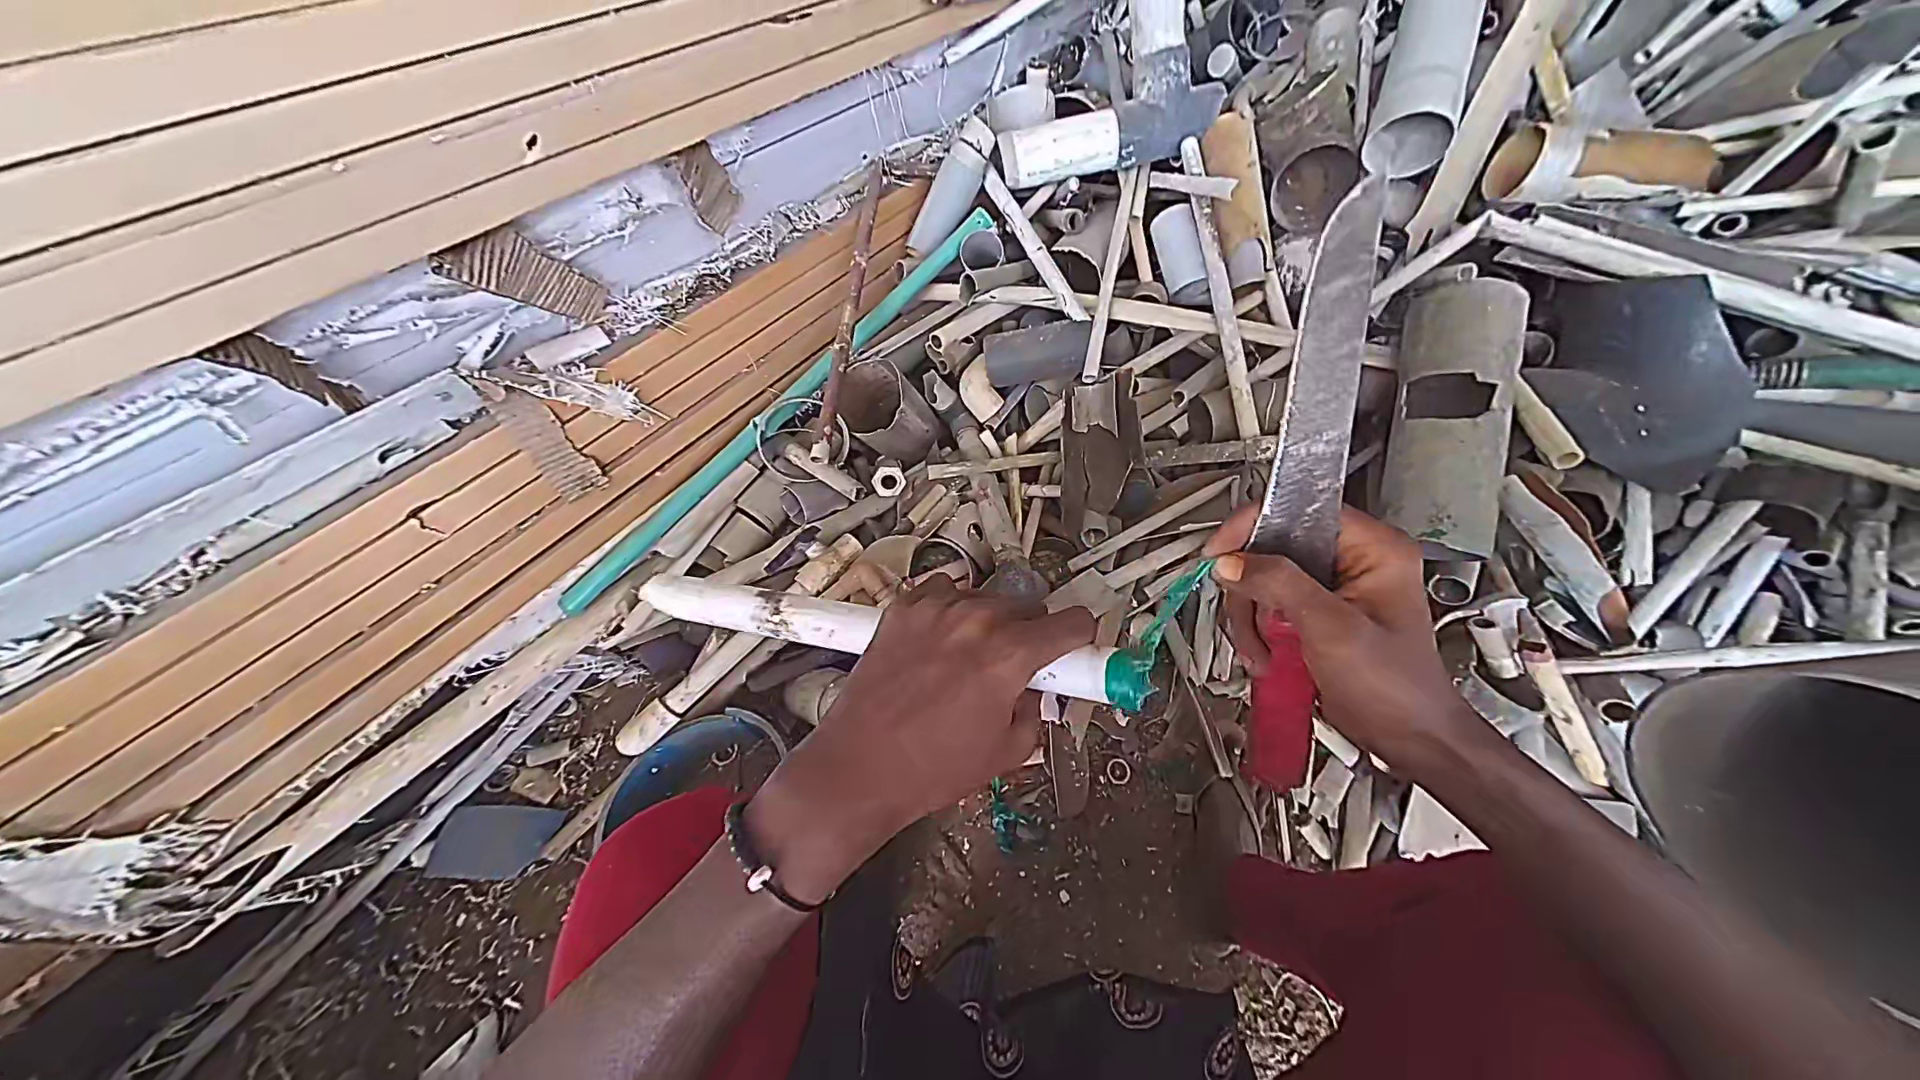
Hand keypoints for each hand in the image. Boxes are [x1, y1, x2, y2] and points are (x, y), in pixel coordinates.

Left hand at [745, 578, 1093, 902]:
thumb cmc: (929, 768)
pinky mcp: (902, 609)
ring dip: (990, 621)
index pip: (1071, 621)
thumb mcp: (1005, 751)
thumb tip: (1035, 692)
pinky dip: (950, 609)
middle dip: (1031, 633)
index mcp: (1008, 656)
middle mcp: (974, 621)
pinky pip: (942, 592)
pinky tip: (942, 640)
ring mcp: (934, 609)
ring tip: (972, 656)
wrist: (858, 768)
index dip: (1080, 635)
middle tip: (1018, 663)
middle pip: (1028, 605)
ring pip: (985, 597)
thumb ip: (1034, 712)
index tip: (1076, 643)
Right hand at [1203, 505, 1488, 771]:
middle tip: (1248, 617)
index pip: (1301, 509)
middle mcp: (1350, 562)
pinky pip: (1265, 606)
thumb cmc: (1396, 688)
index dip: (1255, 526)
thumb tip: (1232, 561)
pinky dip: (1256, 630)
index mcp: (1373, 549)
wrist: (1406, 738)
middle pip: (1271, 548)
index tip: (1222, 551)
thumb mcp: (1334, 629)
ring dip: (1251, 618)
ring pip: (1261, 579)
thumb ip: (1280, 585)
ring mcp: (1328, 589)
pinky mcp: (1312, 613)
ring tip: (1263, 650)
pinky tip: (1267, 655)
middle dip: (1251, 589)